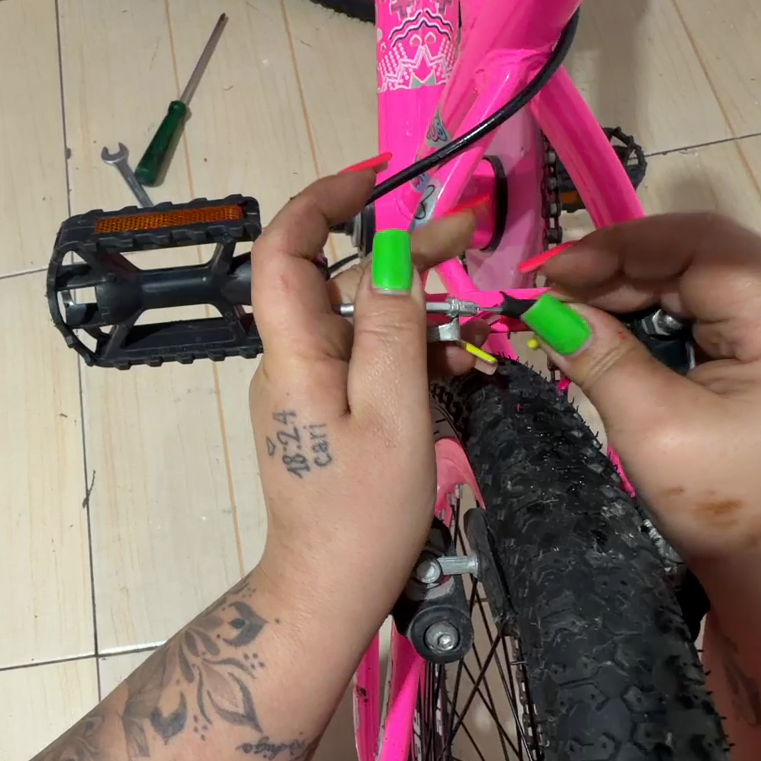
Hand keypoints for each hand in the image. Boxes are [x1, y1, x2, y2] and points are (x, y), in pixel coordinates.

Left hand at [244, 168, 477, 627]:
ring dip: (413, 310)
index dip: (323, 200)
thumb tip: (396, 250)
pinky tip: (453, 361)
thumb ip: (393, 327)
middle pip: (336, 281)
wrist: (329, 586)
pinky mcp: (322, 411)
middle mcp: (289, 361)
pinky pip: (362, 362)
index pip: (285, 249)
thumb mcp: (393, 413)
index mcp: (294, 354)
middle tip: (469, 237)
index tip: (382, 174)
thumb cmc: (363, 511)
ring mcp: (304, 387)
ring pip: (357, 322)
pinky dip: (405, 353)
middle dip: (399, 253)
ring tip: (475, 320)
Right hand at [526, 213, 760, 561]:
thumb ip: (600, 357)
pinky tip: (613, 327)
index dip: (617, 248)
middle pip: (704, 254)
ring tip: (571, 309)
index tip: (549, 273)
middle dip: (621, 266)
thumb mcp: (652, 427)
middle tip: (551, 293)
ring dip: (633, 287)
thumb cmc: (724, 501)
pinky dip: (656, 312)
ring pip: (703, 277)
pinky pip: (711, 308)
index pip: (700, 247)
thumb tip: (543, 310)